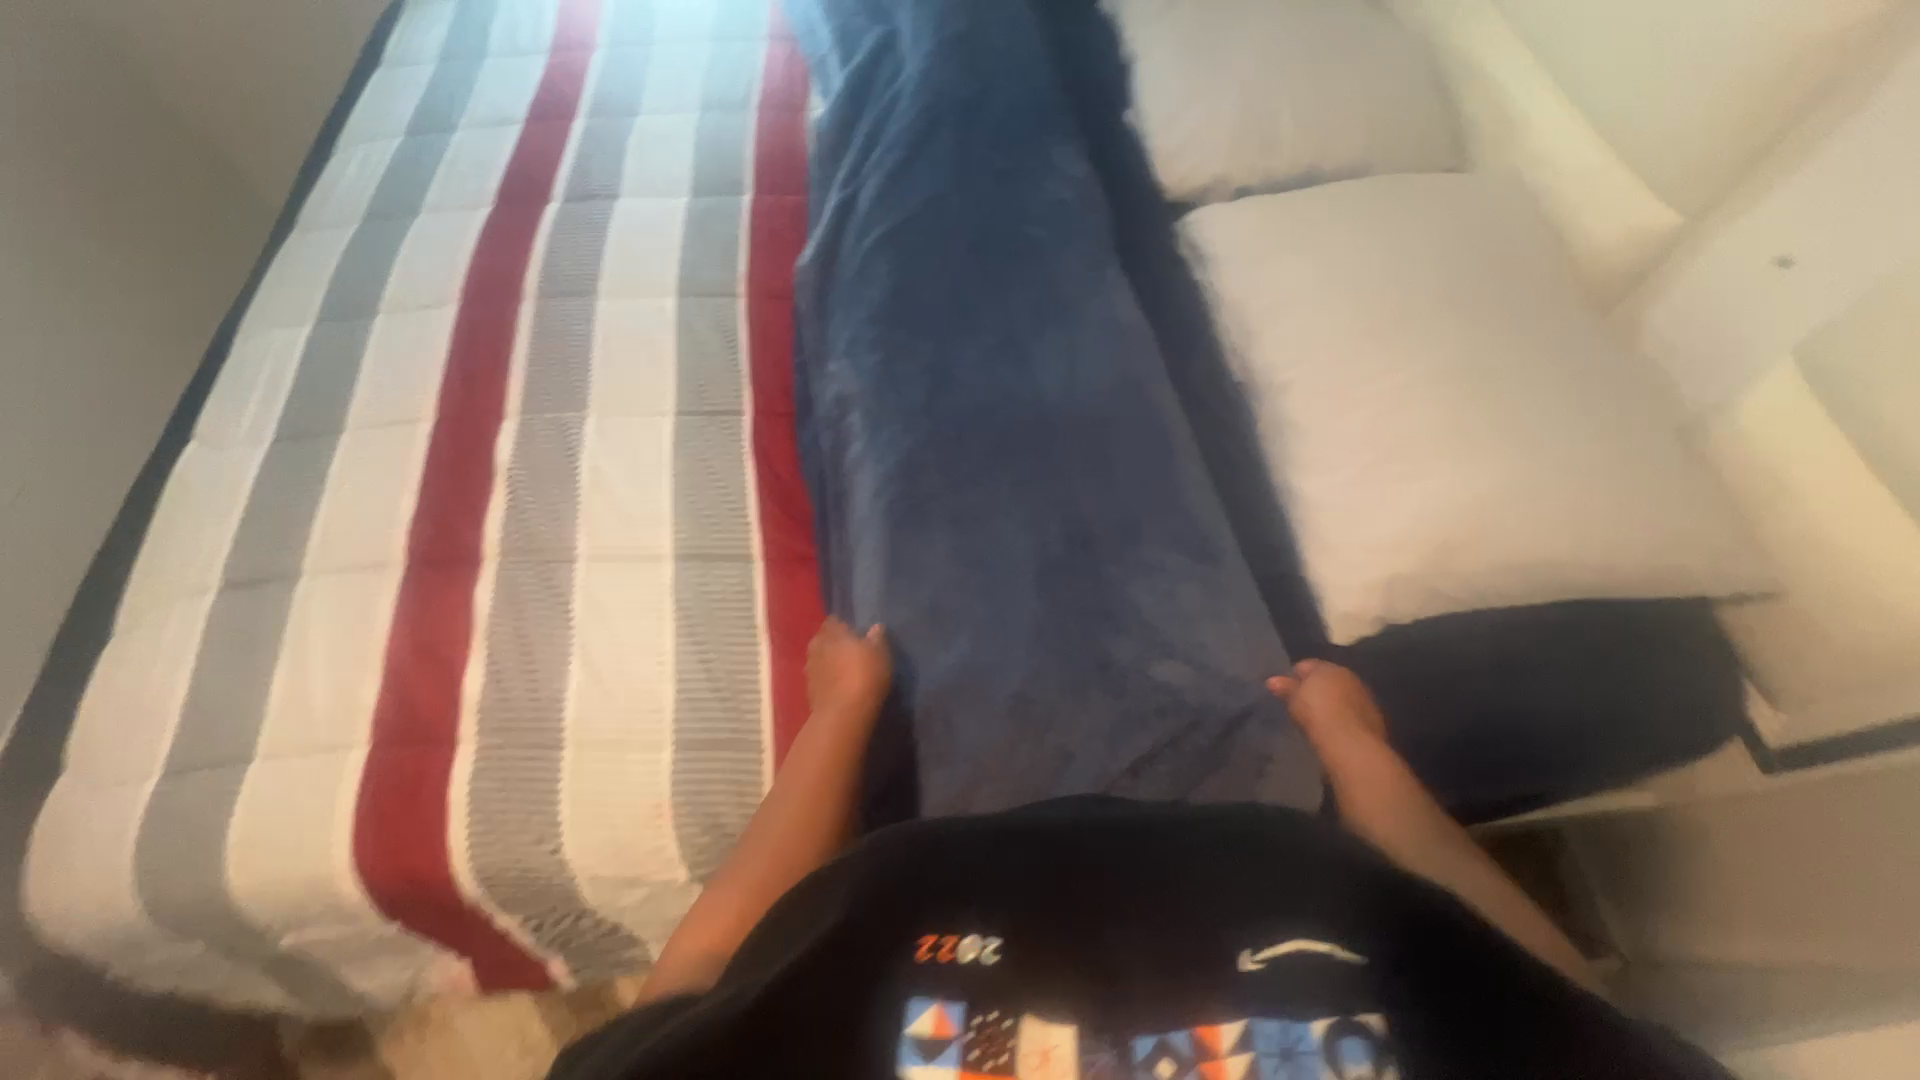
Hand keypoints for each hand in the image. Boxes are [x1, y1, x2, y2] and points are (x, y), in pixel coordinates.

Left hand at [806, 617, 891, 722]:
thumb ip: (877, 638)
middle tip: (847, 648)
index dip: (842, 624)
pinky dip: (825, 676)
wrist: (844, 713)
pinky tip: (836, 683)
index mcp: (834, 633)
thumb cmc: (865, 675)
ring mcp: (810, 668)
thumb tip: (876, 626)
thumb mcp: (880, 654)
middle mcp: (818, 646)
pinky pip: (818, 676)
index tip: (852, 630)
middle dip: (832, 641)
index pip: (834, 621)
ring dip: (827, 659)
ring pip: (818, 657)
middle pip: (822, 638)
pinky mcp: (809, 689)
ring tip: (842, 666)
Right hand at [1266, 659, 1388, 745]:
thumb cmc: (1316, 713)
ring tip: (1318, 718)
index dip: (1294, 676)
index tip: (1285, 691)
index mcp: (1327, 668)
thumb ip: (1284, 687)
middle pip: (1327, 678)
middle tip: (1301, 704)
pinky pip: (1352, 710)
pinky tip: (1335, 727)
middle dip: (1315, 688)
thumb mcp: (1293, 699)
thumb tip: (1272, 680)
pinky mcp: (1374, 715)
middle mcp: (1349, 676)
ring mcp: (1364, 695)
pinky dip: (1344, 715)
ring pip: (1342, 694)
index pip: (1306, 665)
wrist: (1350, 741)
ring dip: (1332, 701)